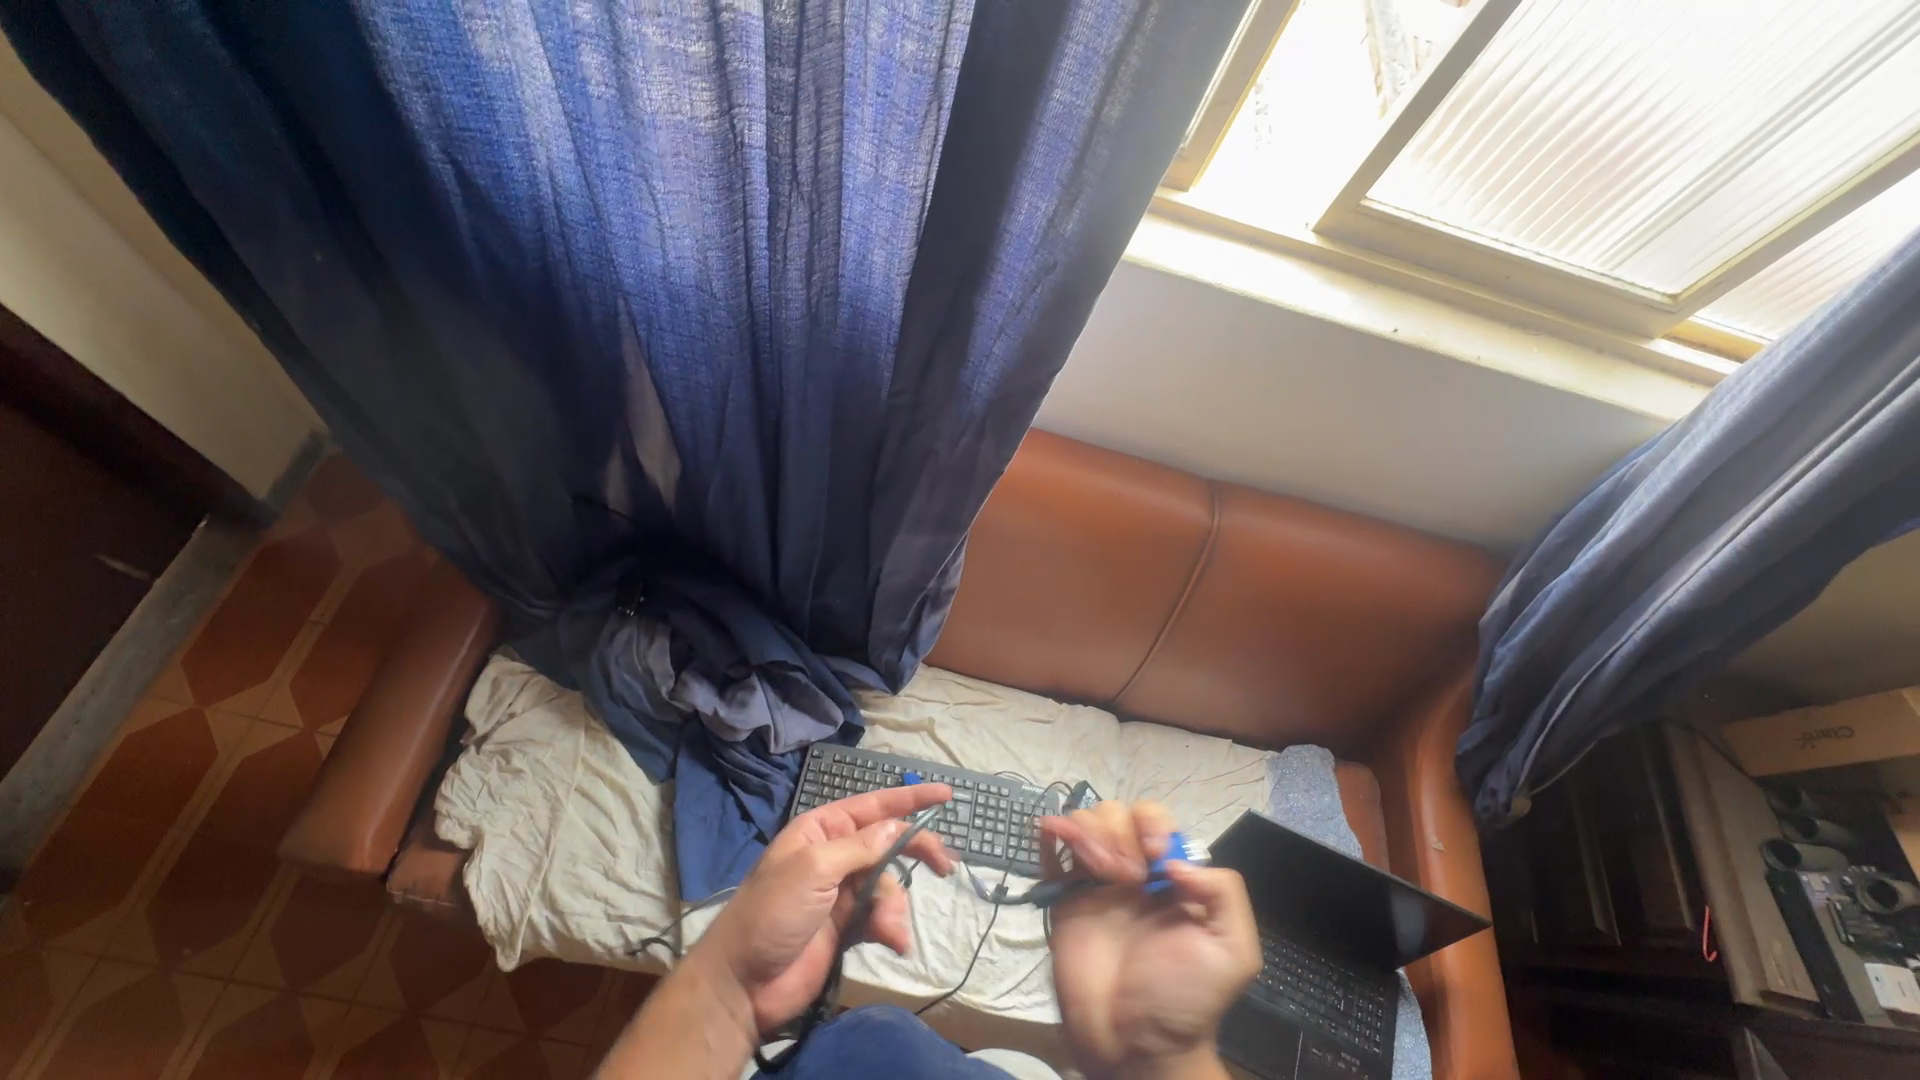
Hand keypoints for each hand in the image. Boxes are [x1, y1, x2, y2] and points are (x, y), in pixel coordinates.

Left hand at [689, 783, 955, 1036]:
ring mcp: (842, 892)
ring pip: (889, 884)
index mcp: (821, 830)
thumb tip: (896, 828)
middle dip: (916, 851)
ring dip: (895, 905)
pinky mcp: (848, 927)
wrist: (744, 984)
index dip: (910, 798)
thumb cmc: (772, 913)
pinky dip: (892, 927)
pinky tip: (894, 942)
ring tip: (889, 929)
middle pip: (888, 843)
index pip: (873, 805)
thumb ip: (860, 847)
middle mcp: (835, 855)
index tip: (946, 794)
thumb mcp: (813, 869)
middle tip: (945, 865)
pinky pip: (883, 916)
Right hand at [1041, 801, 1260, 1078]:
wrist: (1133, 1043)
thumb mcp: (1233, 951)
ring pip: (1085, 824)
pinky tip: (1053, 834)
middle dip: (1118, 832)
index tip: (1154, 858)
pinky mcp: (1064, 898)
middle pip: (1117, 814)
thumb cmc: (1185, 998)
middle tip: (1125, 875)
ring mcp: (1095, 882)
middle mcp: (1133, 871)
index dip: (1152, 825)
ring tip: (1097, 871)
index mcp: (1171, 877)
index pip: (1157, 821)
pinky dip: (1051, 833)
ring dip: (1089, 833)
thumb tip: (1175, 861)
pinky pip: (1053, 853)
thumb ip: (1224, 894)